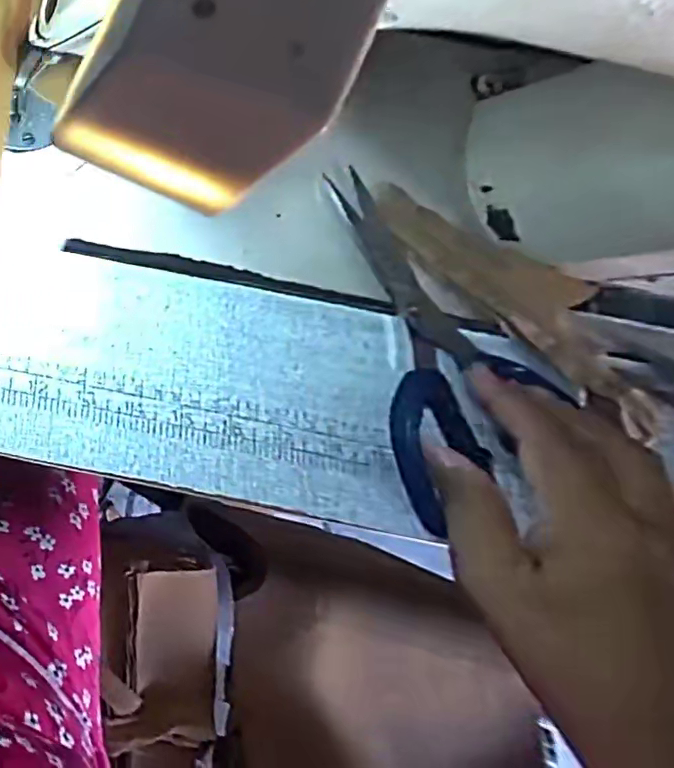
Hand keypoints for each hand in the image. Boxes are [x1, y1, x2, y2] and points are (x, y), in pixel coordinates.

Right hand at [426, 367, 673, 766]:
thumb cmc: (557, 647)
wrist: (654, 723)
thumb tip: (443, 449)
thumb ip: (471, 510)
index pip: (550, 444)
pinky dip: (618, 456)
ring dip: (591, 427)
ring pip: (646, 463)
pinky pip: (658, 487)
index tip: (474, 373)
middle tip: (504, 385)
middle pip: (609, 445)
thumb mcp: (493, 582)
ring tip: (544, 410)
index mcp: (596, 525)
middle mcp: (652, 523)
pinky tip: (592, 458)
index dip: (511, 403)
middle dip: (553, 407)